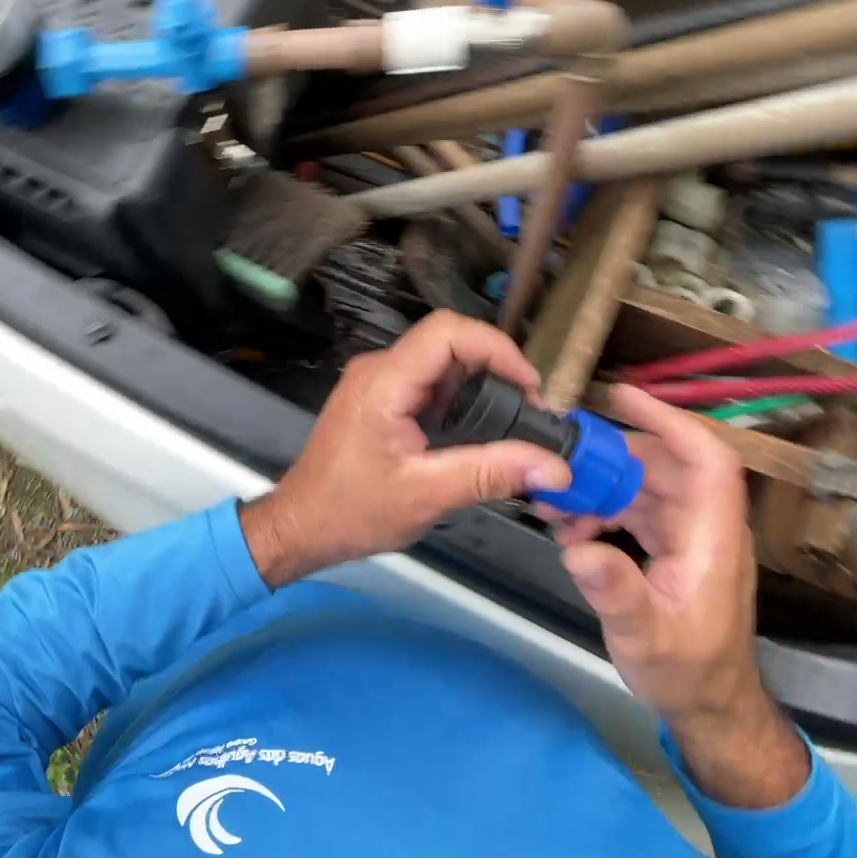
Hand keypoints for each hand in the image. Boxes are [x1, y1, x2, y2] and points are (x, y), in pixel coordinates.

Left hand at [240, 312, 572, 587]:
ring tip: (511, 426)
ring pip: (440, 364)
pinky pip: (427, 384)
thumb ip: (489, 474)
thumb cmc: (352, 511)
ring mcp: (375, 384)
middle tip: (528, 413)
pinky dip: (458, 401)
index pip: (446, 331)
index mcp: (383, 383)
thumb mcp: (426, 495)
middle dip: (495, 369)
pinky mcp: (377, 401)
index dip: (496, 348)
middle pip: (448, 343)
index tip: (530, 387)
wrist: (301, 525)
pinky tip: (478, 434)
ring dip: (479, 387)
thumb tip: (555, 466)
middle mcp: (377, 371)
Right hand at [550, 385, 806, 806]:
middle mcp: (705, 529)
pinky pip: (639, 513)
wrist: (707, 705)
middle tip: (563, 461)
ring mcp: (690, 540)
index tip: (622, 397)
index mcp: (712, 539)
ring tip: (558, 504)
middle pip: (666, 467)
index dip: (670, 421)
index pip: (706, 461)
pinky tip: (573, 531)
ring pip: (648, 488)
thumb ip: (615, 591)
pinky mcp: (672, 553)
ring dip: (604, 486)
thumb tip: (579, 548)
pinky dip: (605, 511)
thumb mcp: (645, 634)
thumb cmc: (686, 671)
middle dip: (613, 457)